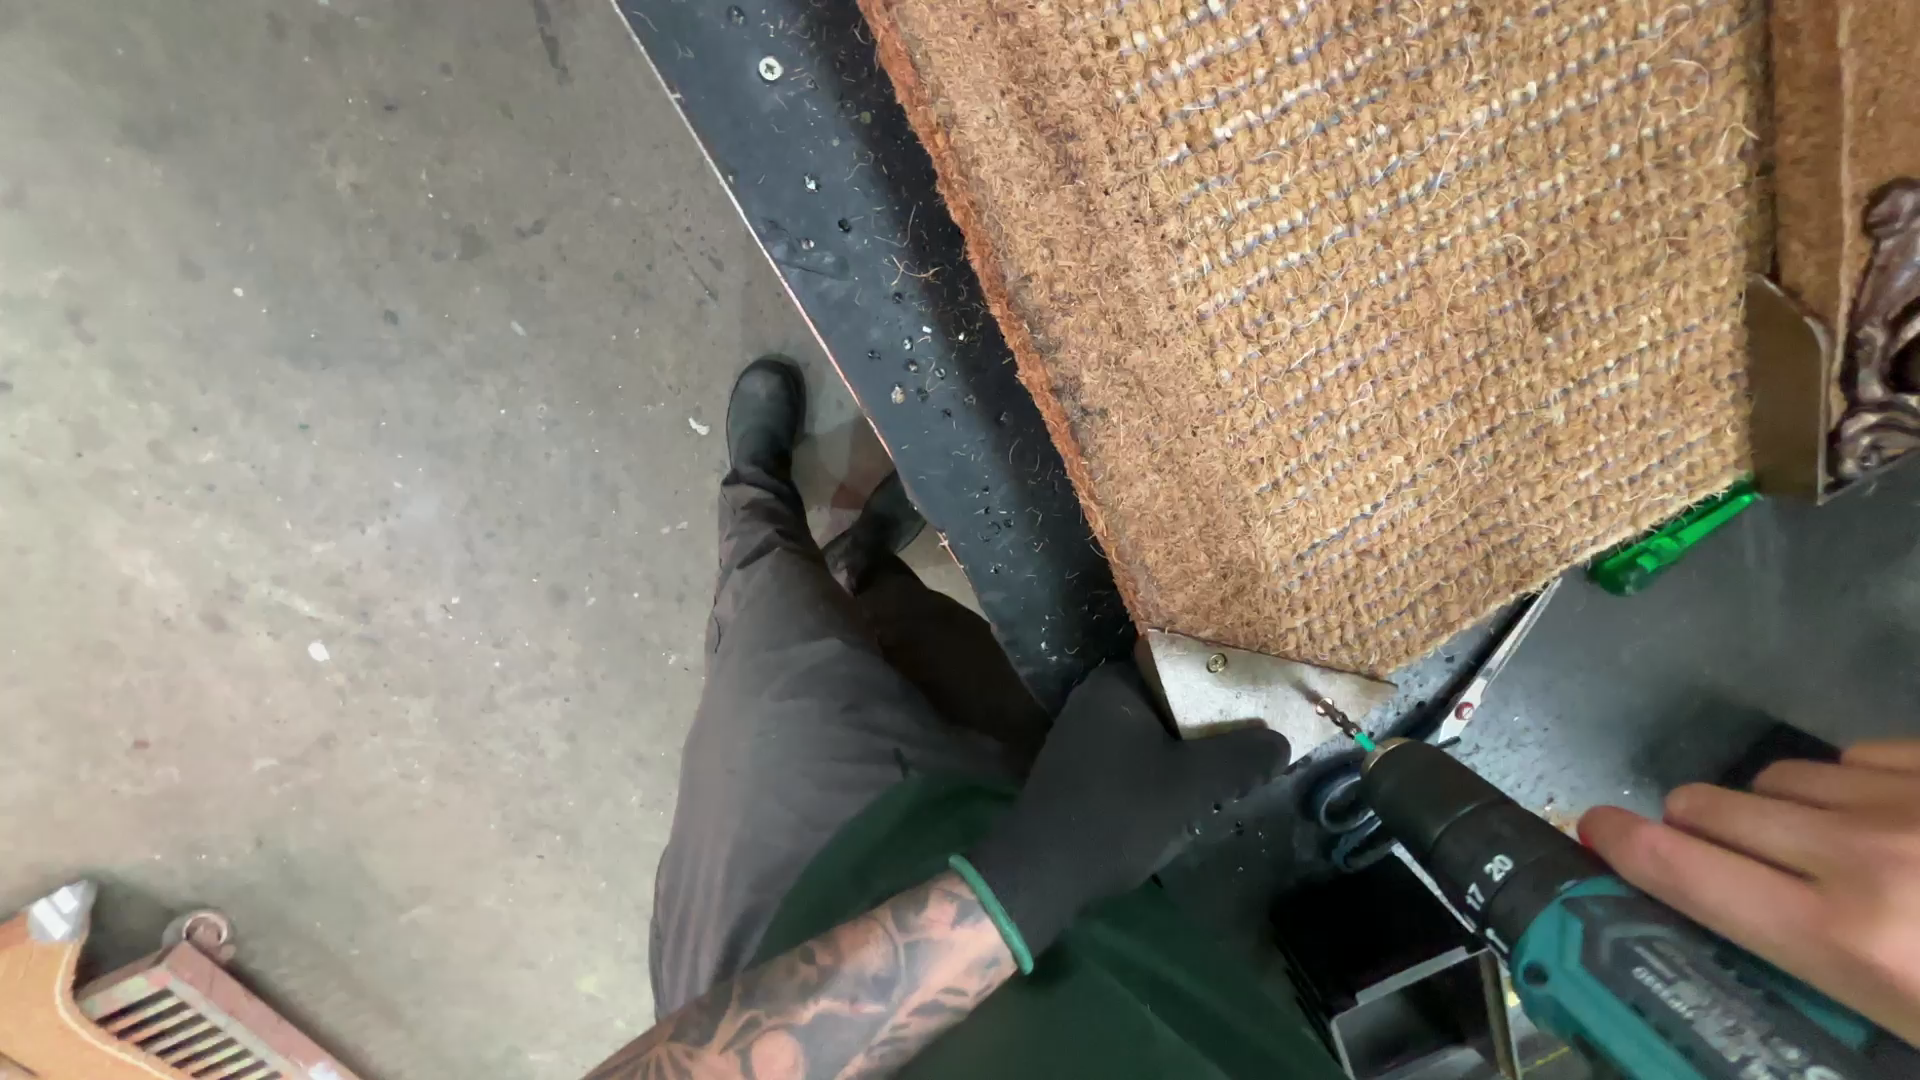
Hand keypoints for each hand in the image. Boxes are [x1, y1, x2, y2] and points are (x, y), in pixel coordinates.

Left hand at [962, 660, 1289, 964]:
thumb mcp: (1190, 785)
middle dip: (1213, 721)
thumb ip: (1239, 757)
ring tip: (1239, 765)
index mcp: (1114, 683)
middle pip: (1170, 699)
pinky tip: (1196, 790)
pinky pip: (1137, 754)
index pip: (1180, 664)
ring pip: (1155, 731)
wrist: (1043, 869)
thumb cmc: (1117, 812)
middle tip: (1261, 737)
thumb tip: (1281, 740)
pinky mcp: (1084, 766)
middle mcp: (1096, 698)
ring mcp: (1085, 732)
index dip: (1224, 682)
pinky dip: (1166, 767)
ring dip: (1192, 749)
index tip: (1263, 700)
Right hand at [1579, 738, 1919, 1046]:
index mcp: (1859, 945)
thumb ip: (1829, 980)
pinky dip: (1854, 787)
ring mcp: (1919, 802)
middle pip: (1703, 806)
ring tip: (1836, 851)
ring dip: (1780, 812)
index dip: (1614, 844)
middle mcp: (1867, 859)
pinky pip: (1852, 757)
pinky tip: (1908, 824)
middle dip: (1701, 834)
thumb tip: (1744, 934)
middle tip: (1738, 872)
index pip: (1673, 867)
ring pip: (1773, 777)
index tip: (1593, 835)